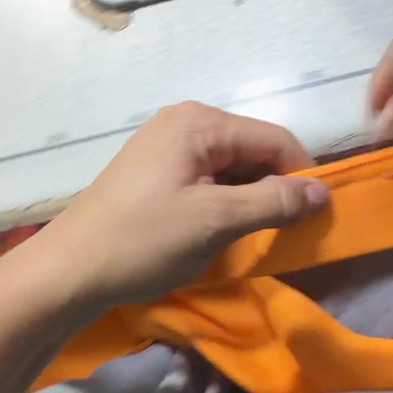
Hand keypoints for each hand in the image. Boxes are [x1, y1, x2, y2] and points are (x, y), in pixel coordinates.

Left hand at [24, 102, 329, 307]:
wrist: (69, 270)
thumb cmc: (143, 241)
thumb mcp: (215, 222)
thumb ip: (273, 202)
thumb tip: (323, 192)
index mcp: (200, 123)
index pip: (275, 139)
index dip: (302, 177)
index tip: (317, 219)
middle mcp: (184, 122)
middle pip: (253, 150)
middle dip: (274, 189)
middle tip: (284, 234)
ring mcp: (166, 146)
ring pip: (231, 168)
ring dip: (248, 200)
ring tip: (251, 237)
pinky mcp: (154, 172)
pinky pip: (206, 179)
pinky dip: (223, 203)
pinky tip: (220, 232)